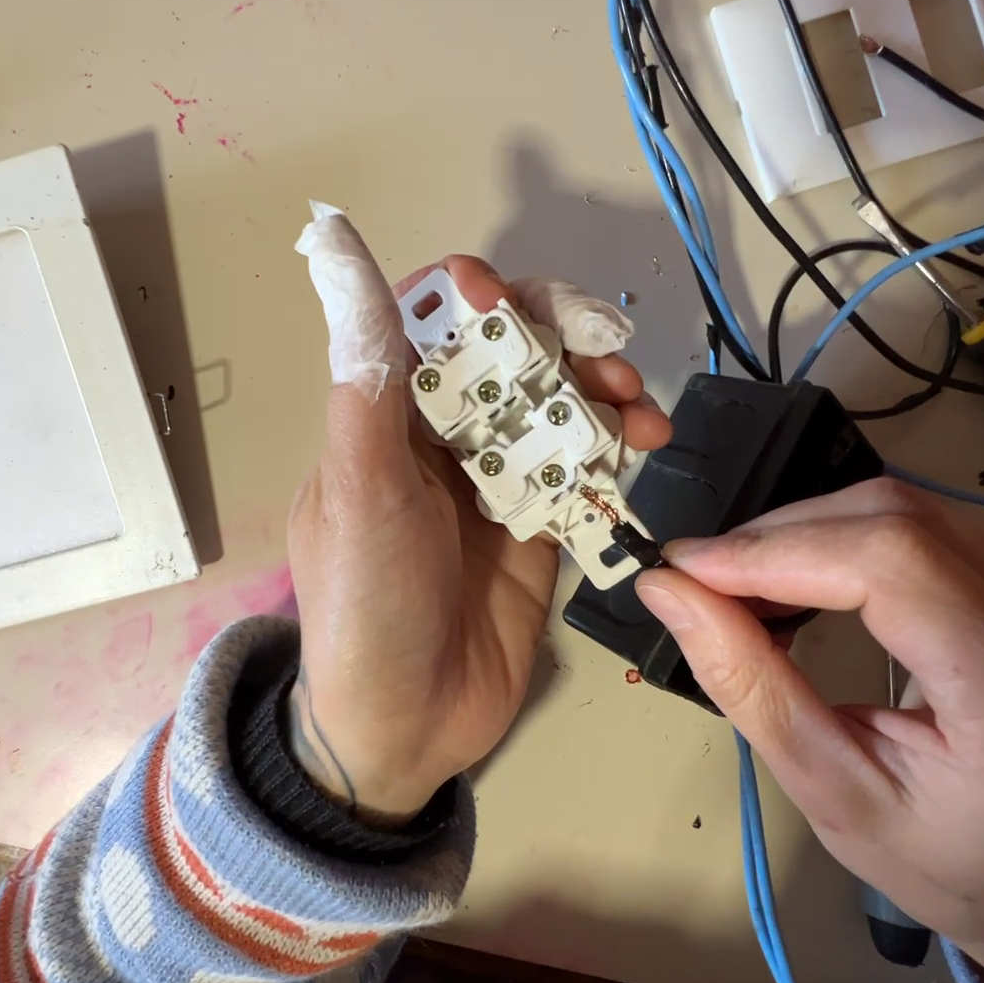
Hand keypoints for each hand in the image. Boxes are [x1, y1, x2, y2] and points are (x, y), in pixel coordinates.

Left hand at [286, 255, 670, 824]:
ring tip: (636, 403)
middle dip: (557, 337)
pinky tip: (643, 444)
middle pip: (505, 355)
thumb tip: (340, 258)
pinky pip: (583, 464)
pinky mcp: (540, 522)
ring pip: (554, 403)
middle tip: (605, 347)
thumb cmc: (367, 604)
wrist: (407, 724)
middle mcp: (440, 439)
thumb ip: (366, 381)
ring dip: (599, 387)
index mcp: (385, 420)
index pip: (429, 328)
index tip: (510, 296)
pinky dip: (615, 445)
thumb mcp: (358, 490)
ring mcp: (495, 480)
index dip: (470, 299)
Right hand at [634, 478, 983, 982]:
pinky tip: (795, 576)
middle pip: (901, 523)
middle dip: (777, 537)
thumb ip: (747, 685)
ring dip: (802, 532)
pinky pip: (925, 529)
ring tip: (738, 580)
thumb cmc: (937, 861)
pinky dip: (837, 540)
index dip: (778, 551)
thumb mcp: (825, 793)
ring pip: (908, 512)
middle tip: (698, 577)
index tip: (684, 568)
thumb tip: (663, 587)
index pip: (898, 570)